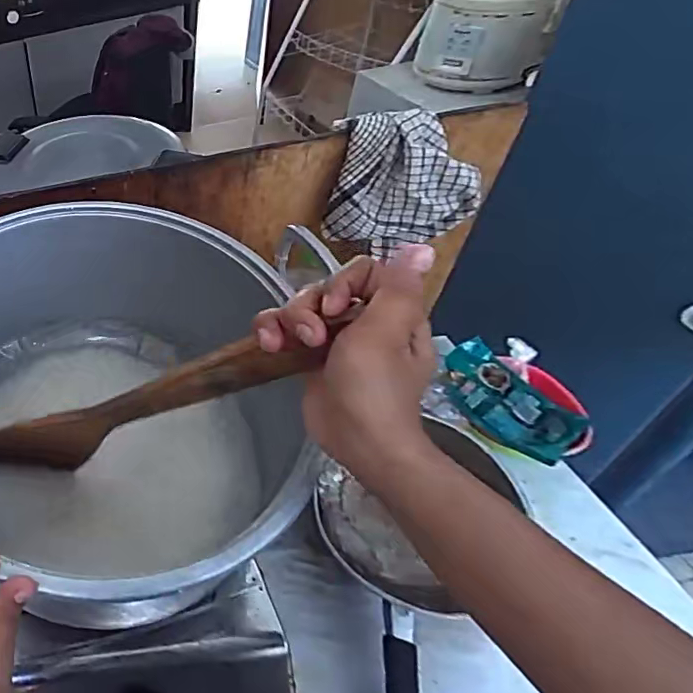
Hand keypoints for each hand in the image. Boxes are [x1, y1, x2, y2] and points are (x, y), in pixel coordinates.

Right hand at [251, 244, 440, 483]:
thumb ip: (398, 287)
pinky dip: (273, 332)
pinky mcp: (310, 357)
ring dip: (287, 320)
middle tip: (313, 337)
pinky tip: (268, 345)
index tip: (335, 309)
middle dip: (309, 306)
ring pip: (301, 307)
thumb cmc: (375, 387)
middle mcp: (365, 322)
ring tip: (282, 344)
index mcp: (393, 313)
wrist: (358, 442)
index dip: (342, 283)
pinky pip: (286, 329)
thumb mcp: (387, 331)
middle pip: (326, 288)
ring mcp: (336, 340)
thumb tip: (423, 249)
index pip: (364, 272)